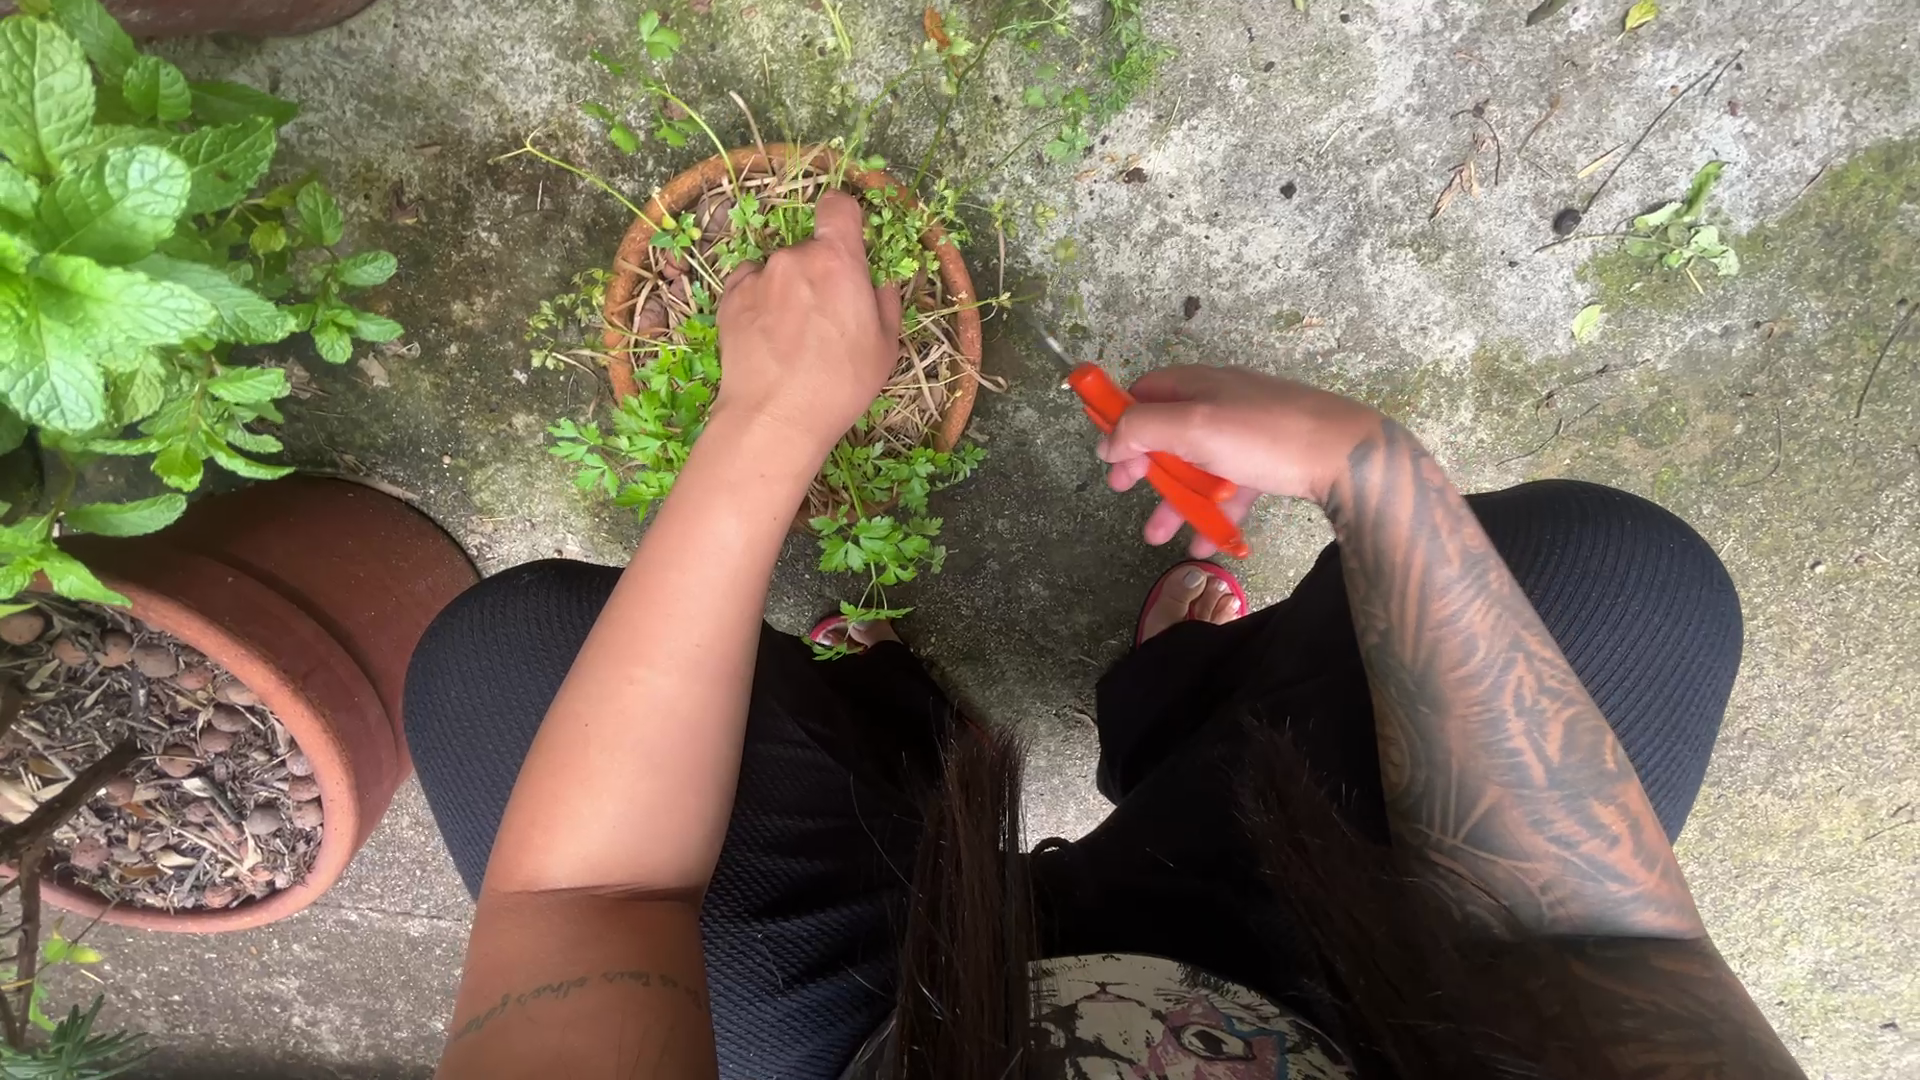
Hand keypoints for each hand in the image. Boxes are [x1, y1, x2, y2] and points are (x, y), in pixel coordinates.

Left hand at [714, 190, 901, 450]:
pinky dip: (760, 302)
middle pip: (811, 250)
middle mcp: (795, 257)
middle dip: (820, 275)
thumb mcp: (885, 351)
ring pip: (781, 271)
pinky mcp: (730, 298)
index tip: (847, 240)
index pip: (838, 207)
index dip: (844, 219)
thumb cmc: (841, 386)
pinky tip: (768, 337)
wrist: (776, 416)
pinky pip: (751, 286)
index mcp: (838, 261)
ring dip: (789, 292)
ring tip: (792, 338)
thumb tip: (880, 286)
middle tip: (826, 320)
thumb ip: (886, 307)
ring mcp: (758, 276)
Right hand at [1095, 366, 1385, 554]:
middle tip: (1125, 490)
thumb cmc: (1262, 436)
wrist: (1347, 457)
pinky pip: (1229, 487)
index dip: (1120, 419)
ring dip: (1174, 499)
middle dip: (1144, 466)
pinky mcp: (1268, 461)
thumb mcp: (1192, 426)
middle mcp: (1218, 403)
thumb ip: (1141, 428)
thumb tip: (1108, 440)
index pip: (1144, 392)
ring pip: (1197, 465)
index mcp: (1197, 385)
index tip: (1107, 453)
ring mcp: (1245, 433)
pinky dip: (1212, 513)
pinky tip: (1205, 544)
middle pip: (1166, 433)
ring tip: (1156, 536)